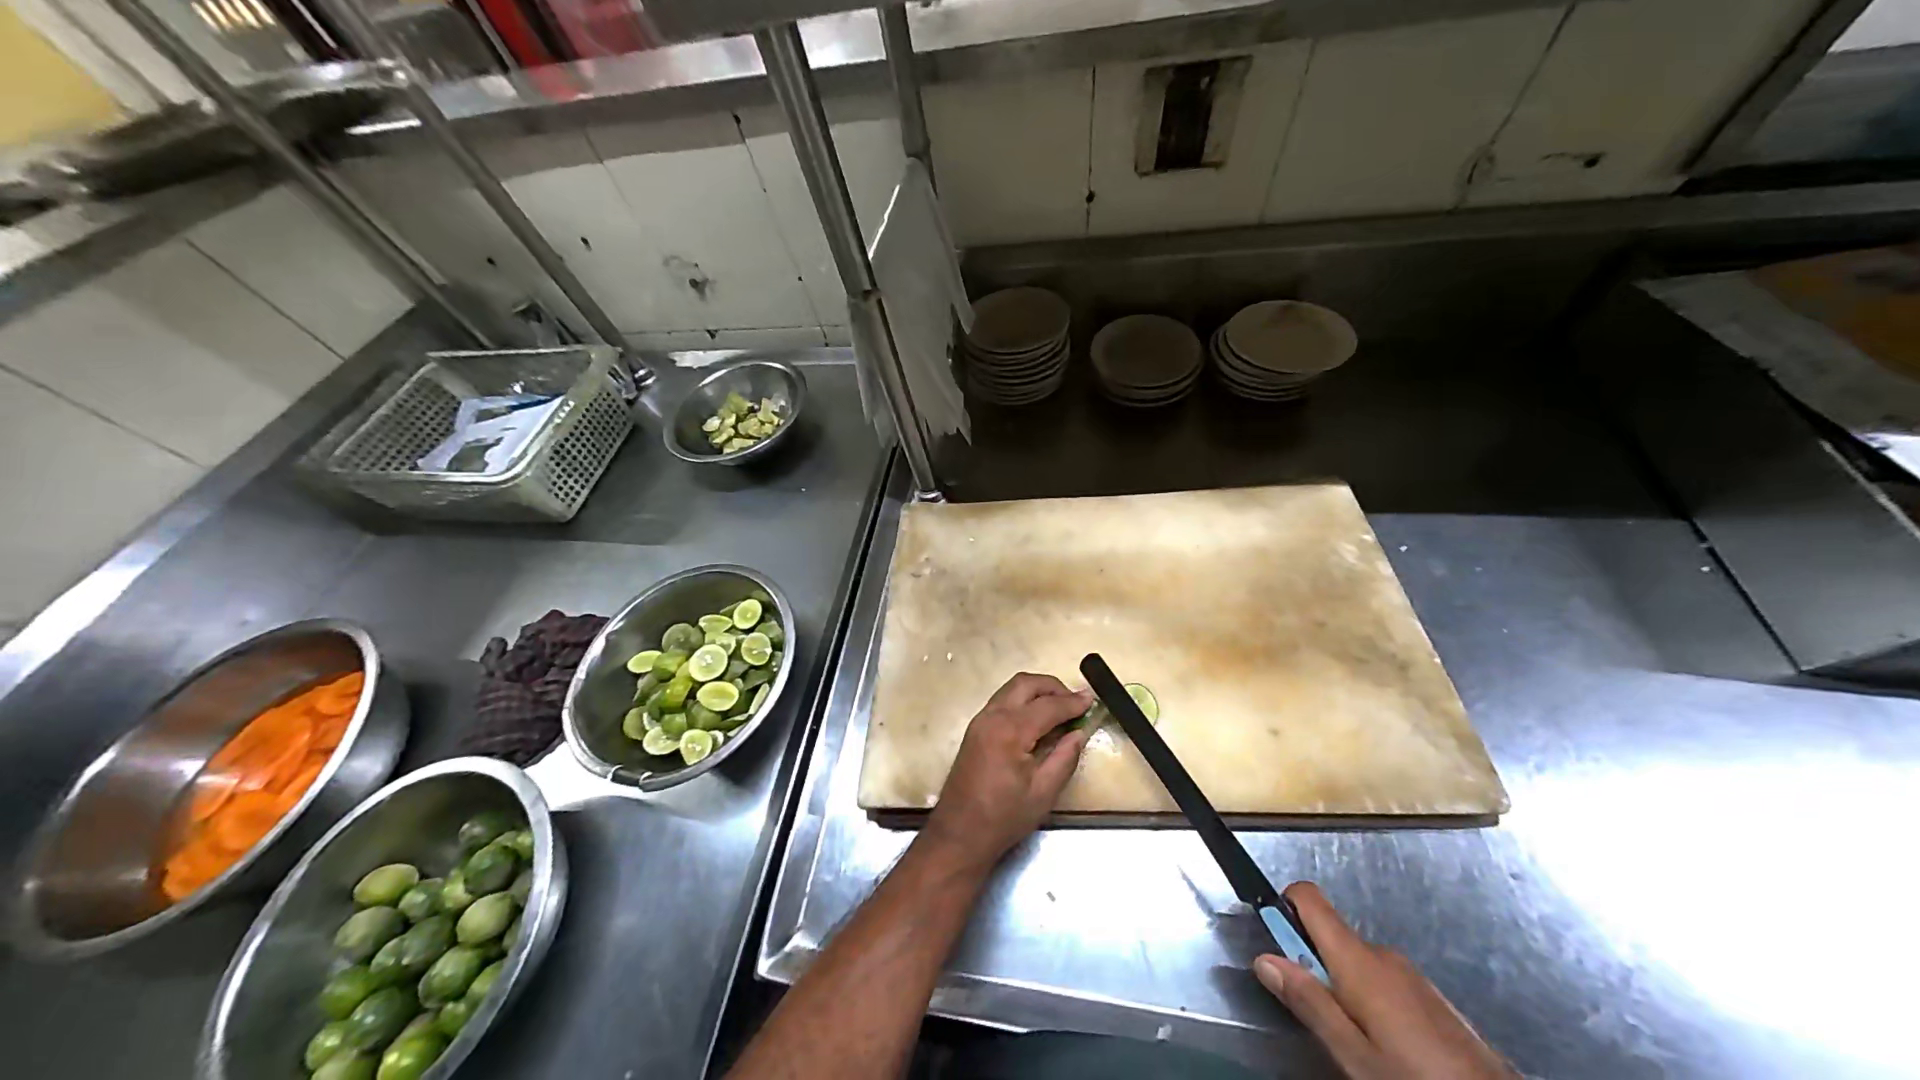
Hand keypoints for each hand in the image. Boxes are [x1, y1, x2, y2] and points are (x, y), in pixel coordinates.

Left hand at [919, 673, 1091, 873]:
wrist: (960, 833)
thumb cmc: (1003, 818)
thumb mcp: (1043, 792)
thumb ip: (1065, 757)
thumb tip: (1079, 732)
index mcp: (1009, 731)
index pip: (1048, 706)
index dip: (1073, 702)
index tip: (1092, 701)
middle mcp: (992, 717)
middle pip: (1026, 684)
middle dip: (1053, 687)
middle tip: (1075, 702)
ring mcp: (980, 721)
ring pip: (1012, 689)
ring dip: (1037, 691)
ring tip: (1060, 709)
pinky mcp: (975, 729)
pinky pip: (1003, 701)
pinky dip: (1023, 701)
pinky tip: (1038, 719)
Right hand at [1255, 882, 1515, 1079]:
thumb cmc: (1416, 1078)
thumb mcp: (1352, 1052)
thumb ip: (1308, 1002)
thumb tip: (1265, 959)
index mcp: (1358, 959)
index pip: (1309, 898)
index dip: (1283, 906)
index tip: (1273, 939)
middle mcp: (1384, 955)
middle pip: (1329, 937)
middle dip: (1313, 966)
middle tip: (1317, 1017)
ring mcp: (1411, 974)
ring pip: (1356, 964)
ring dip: (1342, 988)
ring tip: (1355, 1041)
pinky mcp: (1431, 996)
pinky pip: (1383, 981)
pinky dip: (1370, 1000)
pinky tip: (1385, 1045)